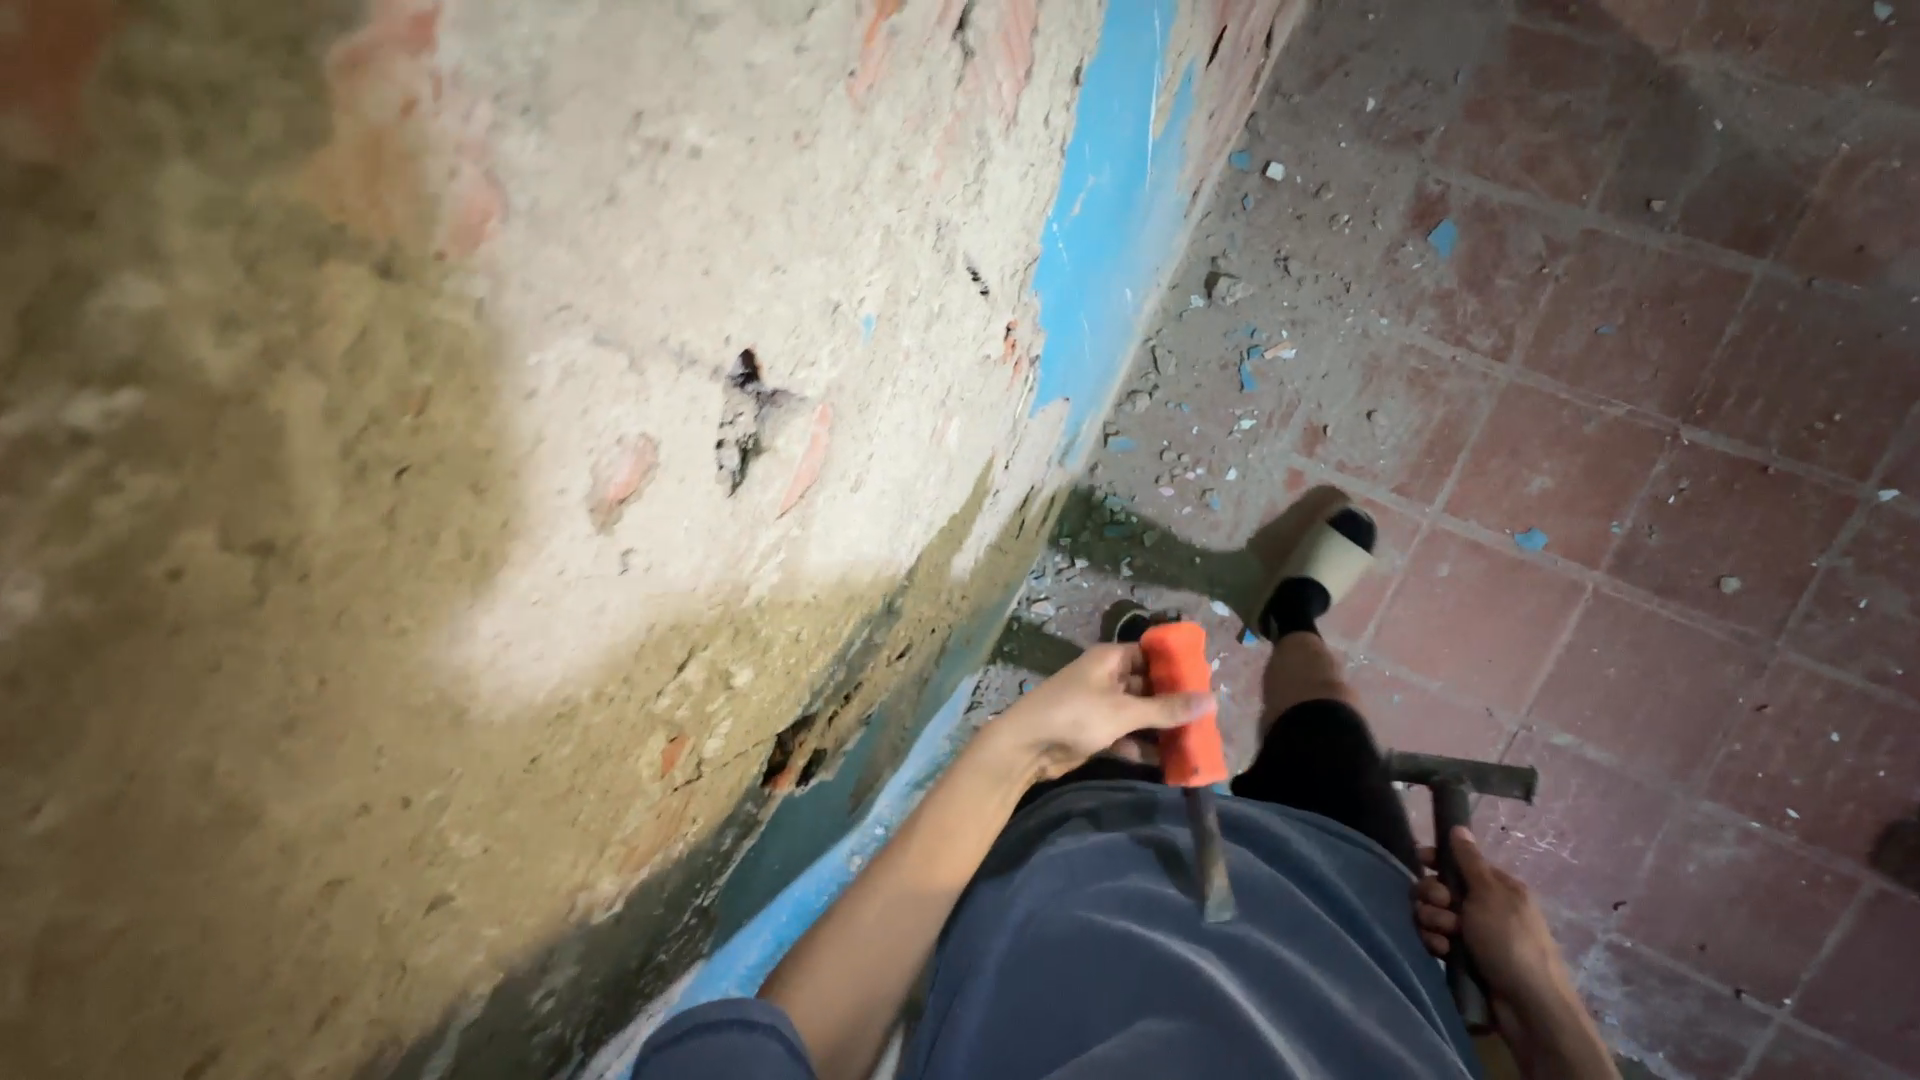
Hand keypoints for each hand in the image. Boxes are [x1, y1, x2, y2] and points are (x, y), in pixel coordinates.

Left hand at [980, 643, 1214, 785]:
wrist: (1026, 746)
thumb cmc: (1075, 715)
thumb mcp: (1124, 711)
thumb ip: (1166, 708)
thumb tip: (1211, 699)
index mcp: (1110, 660)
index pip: (1151, 654)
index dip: (1177, 666)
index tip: (1209, 680)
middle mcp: (1107, 678)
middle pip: (1148, 686)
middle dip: (1175, 702)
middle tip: (1210, 718)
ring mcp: (1100, 707)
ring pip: (1139, 715)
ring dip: (1163, 728)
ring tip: (1199, 742)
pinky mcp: (1095, 733)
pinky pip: (1127, 737)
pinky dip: (1145, 748)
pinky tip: (1172, 762)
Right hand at [1411, 827, 1578, 1014]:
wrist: (1527, 1006)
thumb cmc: (1511, 942)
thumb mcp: (1491, 895)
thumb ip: (1469, 861)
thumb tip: (1459, 826)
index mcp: (1496, 888)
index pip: (1458, 862)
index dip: (1437, 859)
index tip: (1420, 860)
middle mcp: (1482, 907)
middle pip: (1438, 886)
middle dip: (1432, 895)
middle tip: (1444, 907)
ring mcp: (1471, 932)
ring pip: (1431, 912)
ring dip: (1432, 921)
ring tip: (1446, 937)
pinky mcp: (1459, 955)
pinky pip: (1433, 937)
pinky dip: (1434, 942)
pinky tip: (1442, 952)